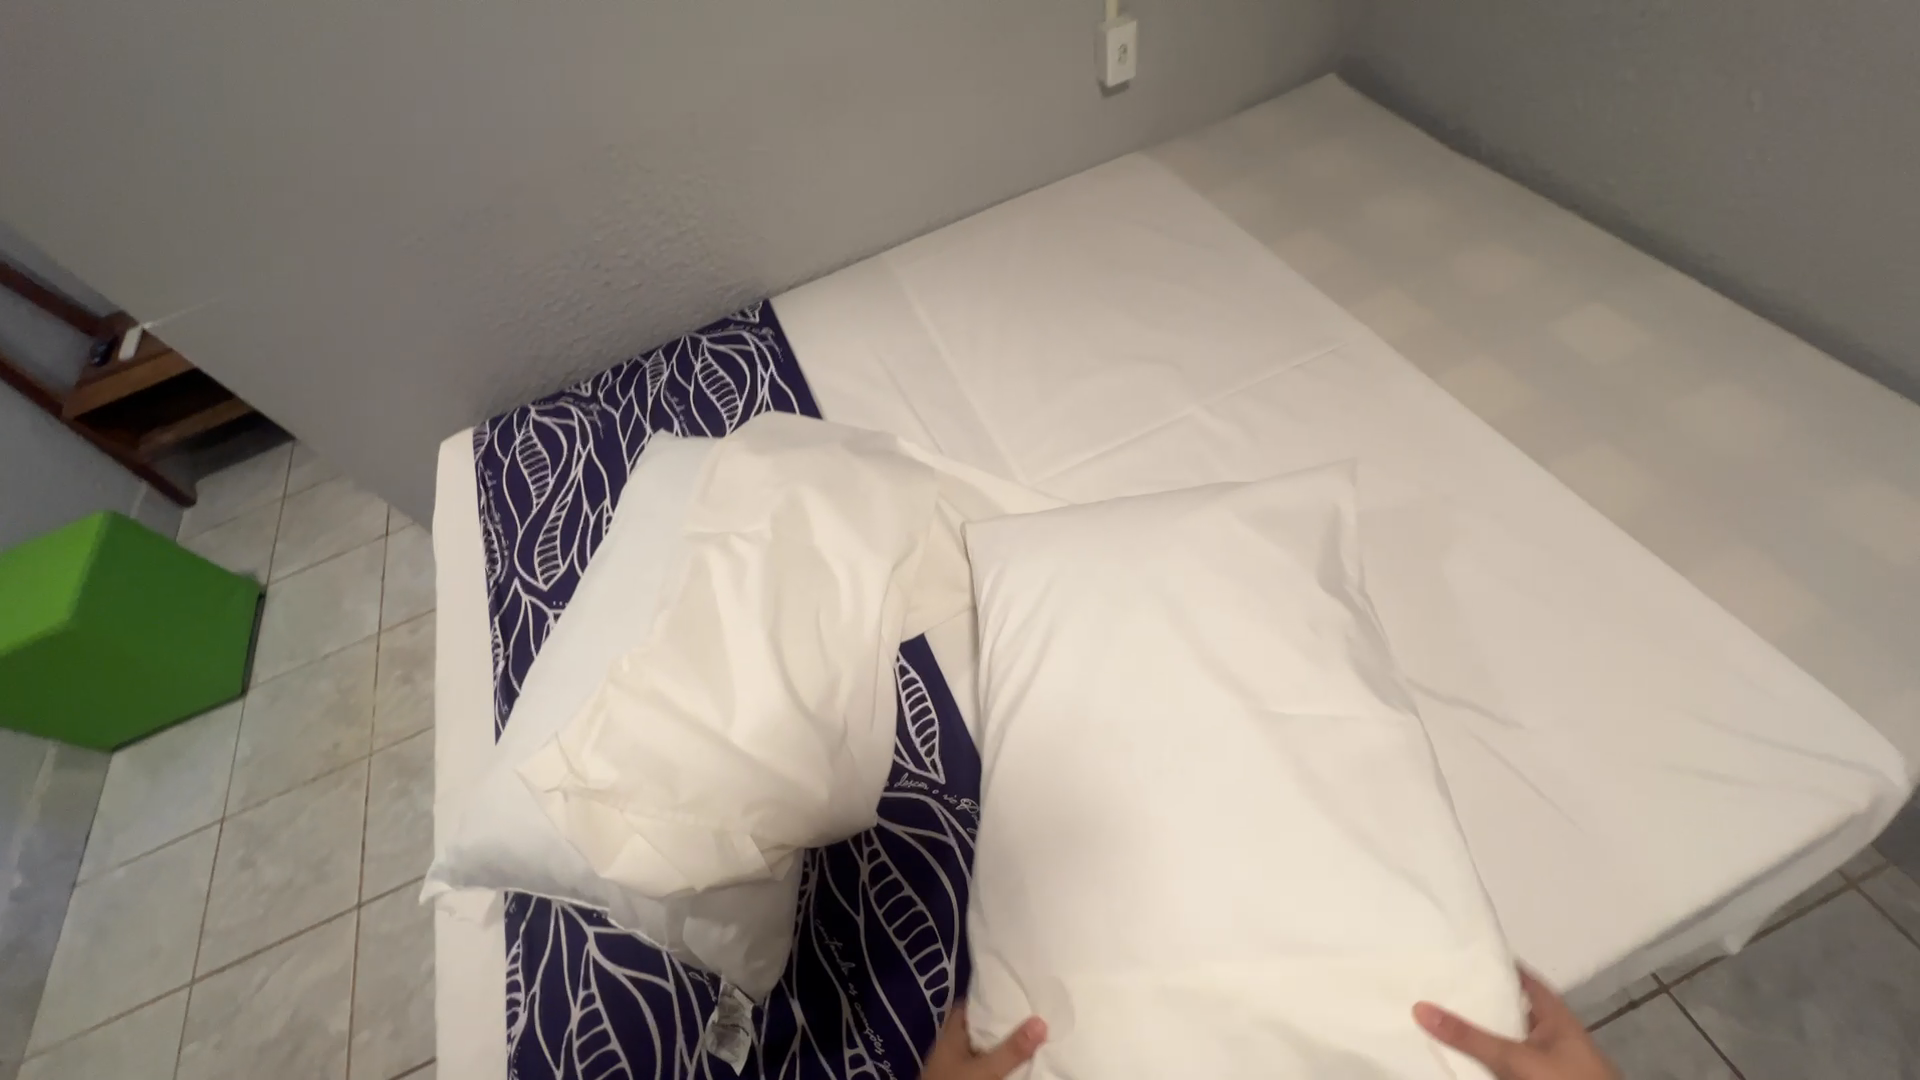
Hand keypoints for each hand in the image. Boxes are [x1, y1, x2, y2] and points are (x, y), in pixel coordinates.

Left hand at [920, 1004, 1046, 1079]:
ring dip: (1002, 1048)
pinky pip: (983, 1070)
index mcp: (952, 1033)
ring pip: (983, 1051)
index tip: (1014, 992)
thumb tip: (1041, 1020)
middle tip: (1030, 1015)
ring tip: (1031, 1038)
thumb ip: (1011, 1050)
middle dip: (1002, 1024)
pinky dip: (997, 1067)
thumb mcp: (985, 1071)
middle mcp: (953, 1047)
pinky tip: (1016, 1068)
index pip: (970, 1005)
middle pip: (979, 1028)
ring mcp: (956, 1069)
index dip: (990, 997)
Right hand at [1414, 967, 1618, 1079]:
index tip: (1456, 947)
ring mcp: (1547, 1062)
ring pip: (1504, 1035)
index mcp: (1555, 1016)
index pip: (1520, 975)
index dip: (1491, 961)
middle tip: (1435, 975)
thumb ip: (1470, 1037)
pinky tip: (1457, 1048)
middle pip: (1508, 1004)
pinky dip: (1482, 1053)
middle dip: (1476, 993)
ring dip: (1477, 1026)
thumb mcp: (1517, 1060)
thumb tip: (1418, 1006)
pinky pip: (1503, 1061)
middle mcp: (1551, 1034)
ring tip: (1435, 1006)